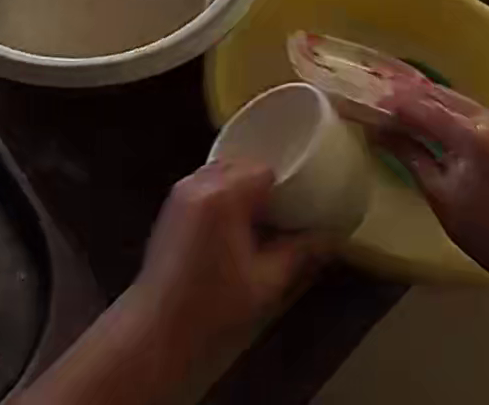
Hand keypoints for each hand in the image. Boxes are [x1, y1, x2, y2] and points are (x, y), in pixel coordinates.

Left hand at [124, 161, 329, 353]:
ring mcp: (182, 190)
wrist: (158, 324)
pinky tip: (229, 222)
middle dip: (260, 183)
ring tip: (255, 217)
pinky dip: (219, 191)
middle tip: (278, 211)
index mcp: (224, 196)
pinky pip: (203, 181)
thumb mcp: (265, 282)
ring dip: (238, 185)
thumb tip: (331, 239)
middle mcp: (200, 183)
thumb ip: (298, 253)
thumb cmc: (214, 305)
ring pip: (220, 170)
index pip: (262, 169)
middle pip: (240, 164)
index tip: (293, 203)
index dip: (281, 184)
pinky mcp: (171, 202)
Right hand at [376, 83, 488, 288]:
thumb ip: (410, 155)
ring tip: (403, 103)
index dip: (393, 102)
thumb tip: (378, 131)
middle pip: (443, 96)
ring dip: (432, 101)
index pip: (423, 106)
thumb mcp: (441, 196)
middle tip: (381, 91)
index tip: (368, 97)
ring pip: (461, 104)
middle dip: (411, 93)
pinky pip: (477, 117)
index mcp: (473, 134)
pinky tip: (438, 122)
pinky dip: (452, 114)